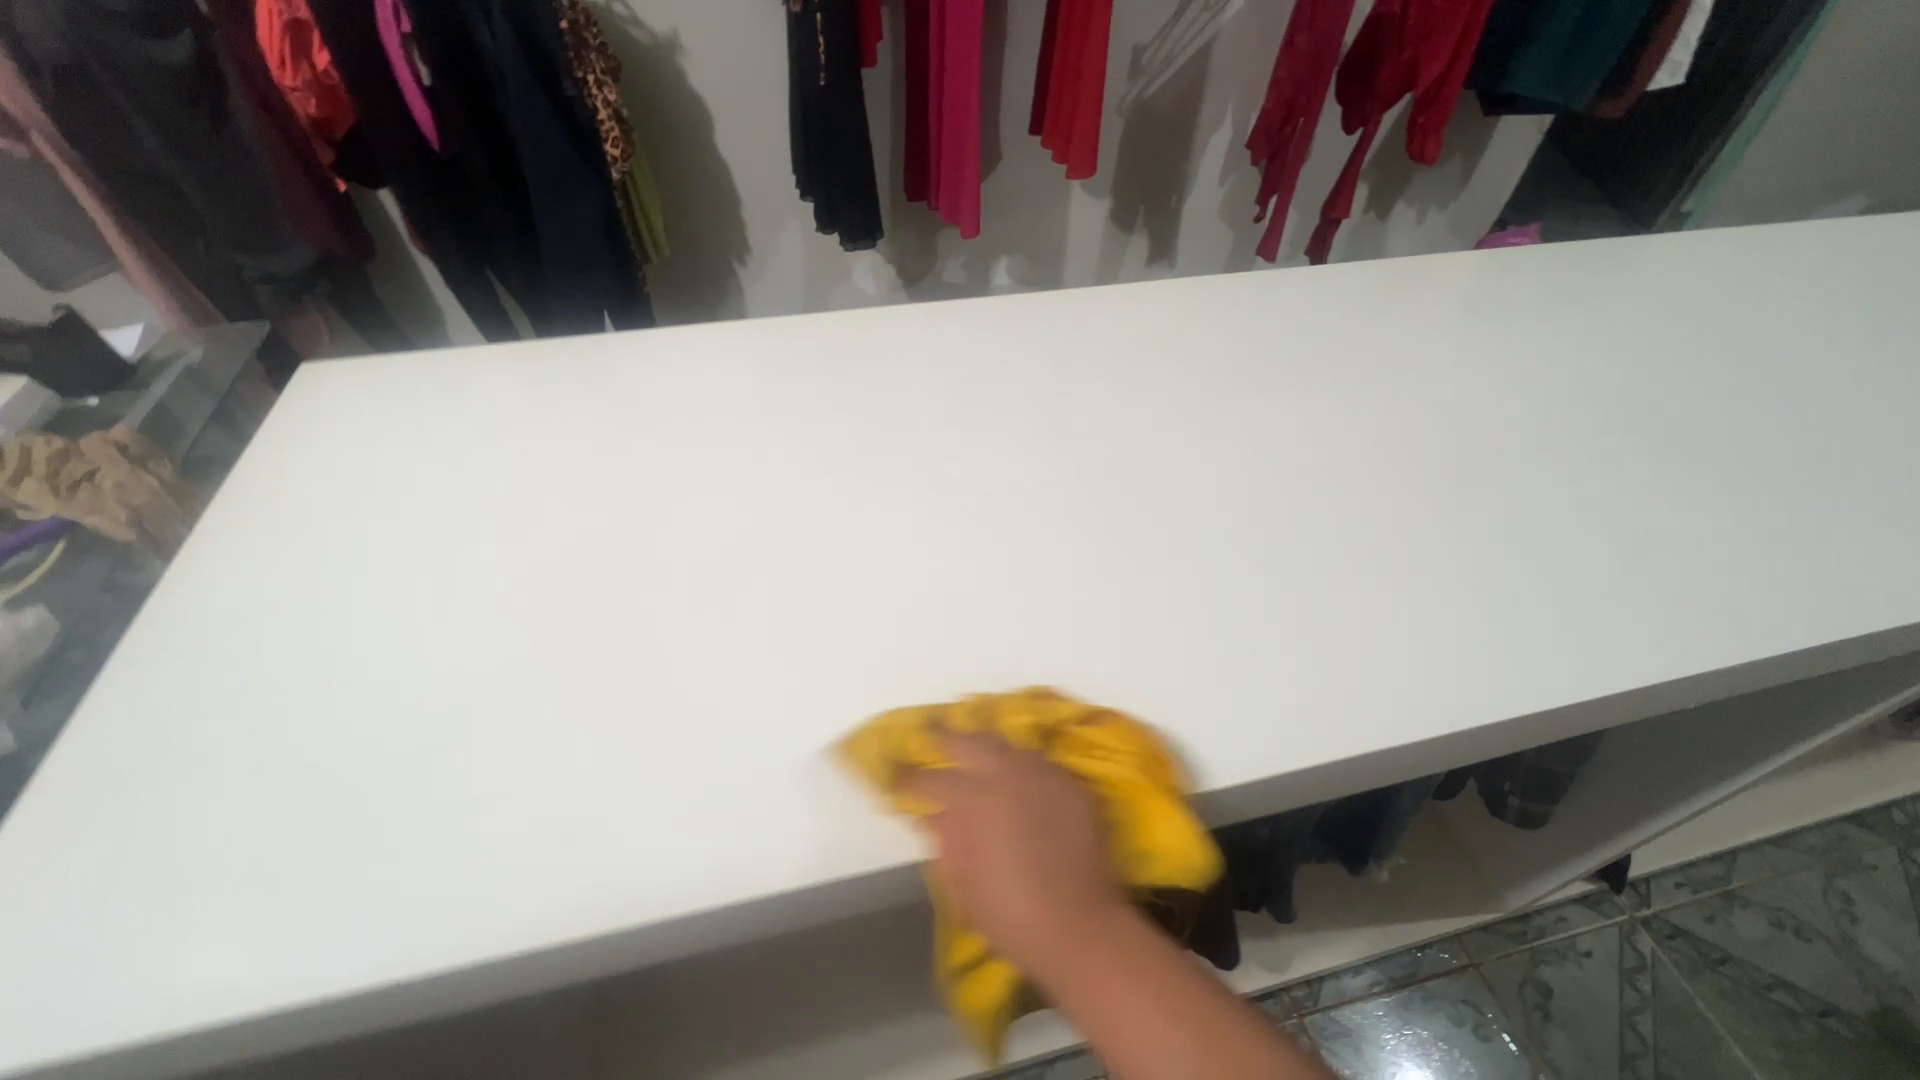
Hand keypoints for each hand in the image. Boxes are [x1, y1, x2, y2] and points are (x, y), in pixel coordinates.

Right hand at [902, 731, 1128, 976]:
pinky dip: (1023, 767)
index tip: (900, 779)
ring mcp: (1047, 776)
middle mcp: (1011, 775)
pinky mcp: (1075, 787)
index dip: (913, 779)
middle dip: (947, 738)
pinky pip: (1042, 765)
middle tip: (932, 736)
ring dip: (990, 749)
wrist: (1080, 927)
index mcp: (976, 799)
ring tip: (977, 753)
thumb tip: (935, 813)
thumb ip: (948, 839)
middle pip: (973, 742)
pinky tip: (1018, 778)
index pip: (935, 778)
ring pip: (1011, 747)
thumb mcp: (963, 883)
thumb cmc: (1012, 915)